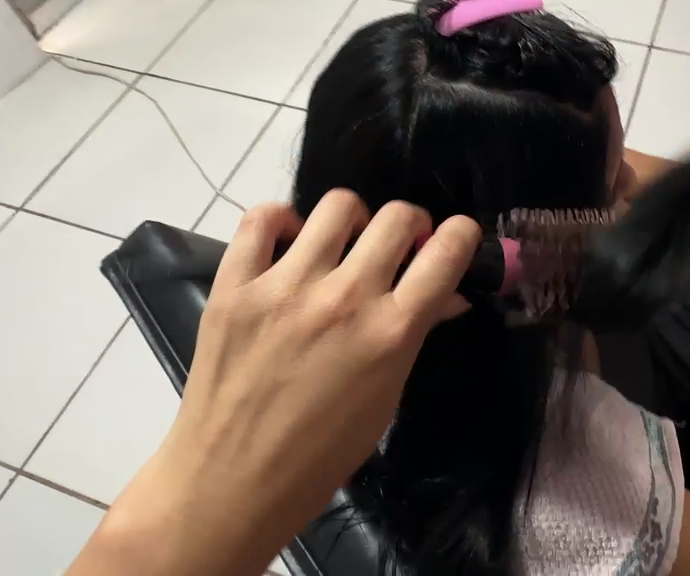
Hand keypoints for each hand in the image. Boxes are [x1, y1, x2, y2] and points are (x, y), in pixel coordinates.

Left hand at [74, 191, 482, 575]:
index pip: (447, 250)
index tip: (452, 239)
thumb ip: (418, 331)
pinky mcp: (235, 286)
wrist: (228, 486)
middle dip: (411, 224)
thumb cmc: (322, 451)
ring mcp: (285, 288)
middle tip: (397, 247)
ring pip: (339, 204)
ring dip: (353, 220)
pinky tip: (288, 244)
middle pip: (398, 216)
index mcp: (390, 332)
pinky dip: (281, 221)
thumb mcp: (387, 395)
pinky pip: (263, 217)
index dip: (461, 234)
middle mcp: (344, 299)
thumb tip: (449, 292)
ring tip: (342, 245)